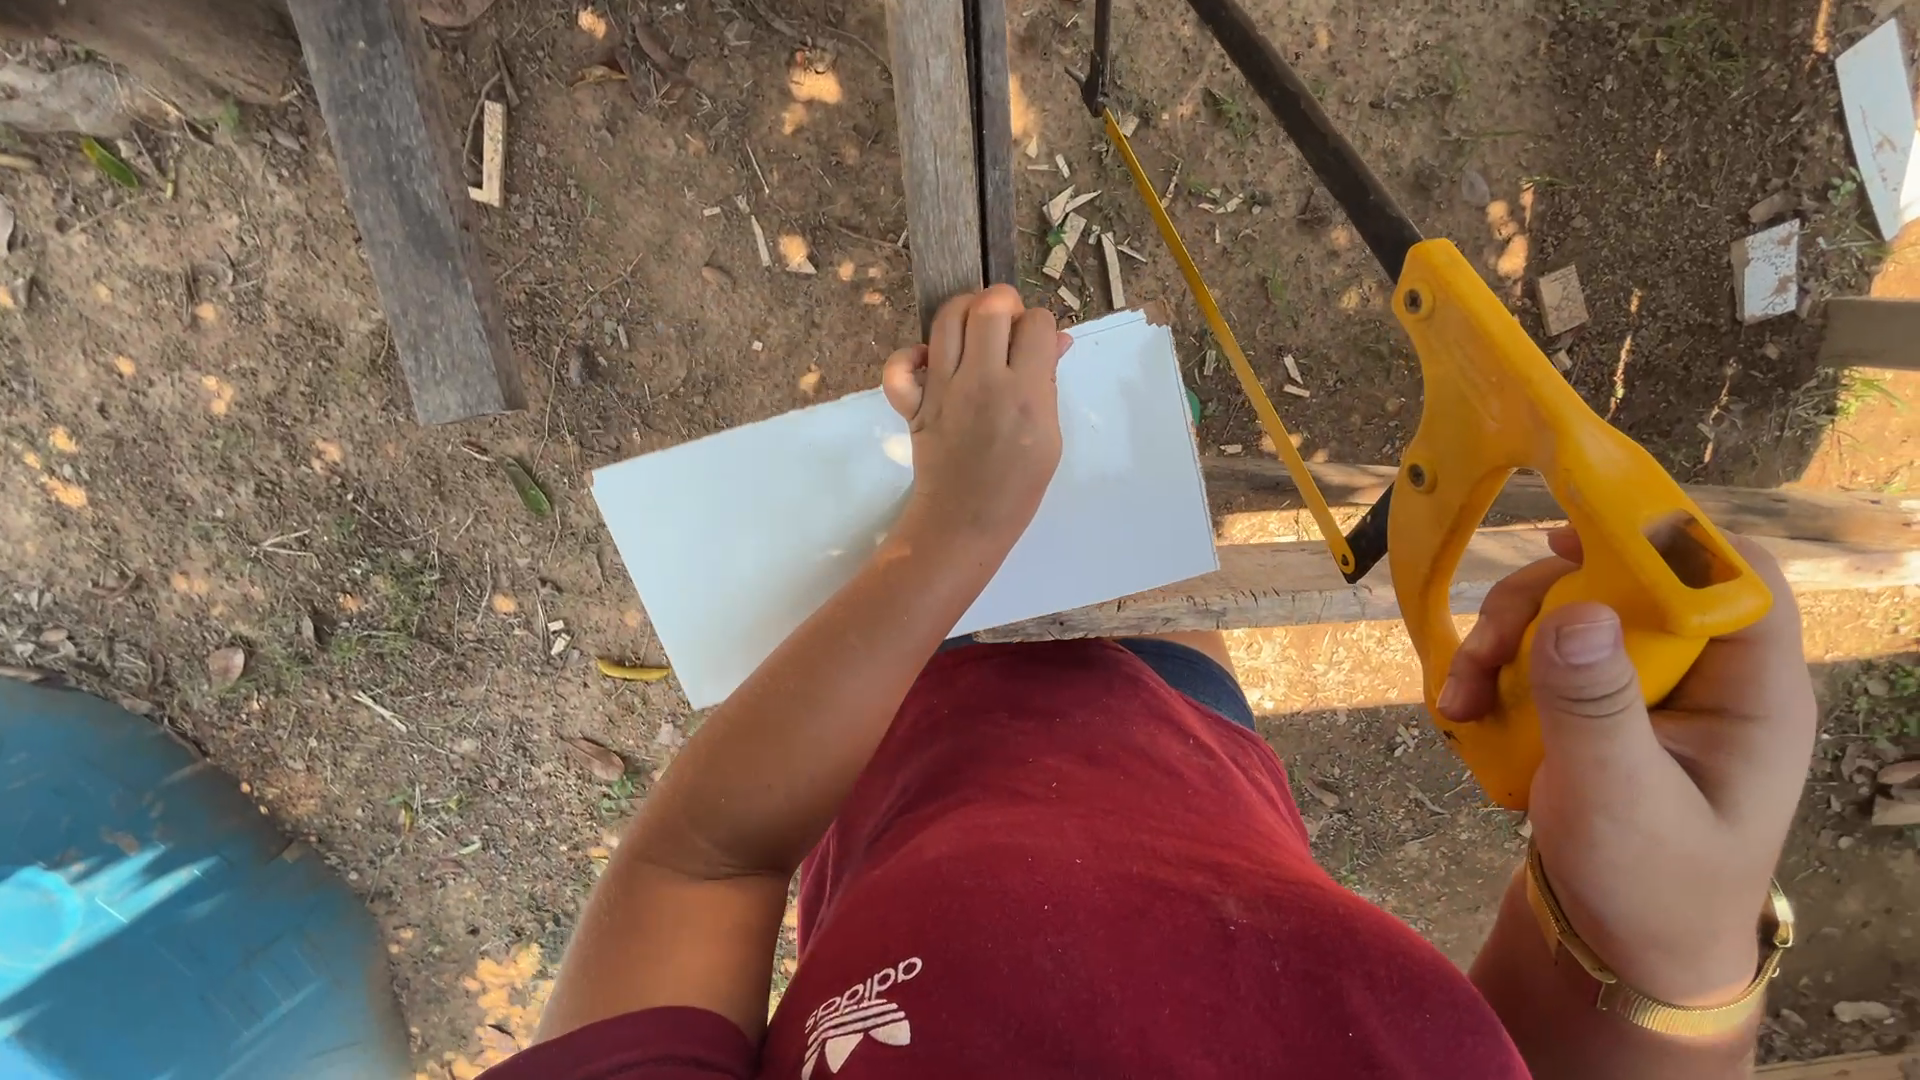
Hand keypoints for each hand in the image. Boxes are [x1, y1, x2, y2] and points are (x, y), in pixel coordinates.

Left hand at [881, 285, 1071, 550]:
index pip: (1037, 323)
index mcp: (1027, 393)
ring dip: (964, 311)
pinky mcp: (913, 403)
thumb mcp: (1050, 438)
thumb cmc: (1017, 487)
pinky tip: (932, 362)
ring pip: (947, 318)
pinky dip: (911, 355)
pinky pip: (900, 364)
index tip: (1037, 346)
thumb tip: (1056, 340)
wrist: (965, 522)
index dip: (1040, 327)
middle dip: (1004, 304)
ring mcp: (943, 390)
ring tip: (975, 331)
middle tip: (1007, 328)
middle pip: (990, 306)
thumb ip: (1049, 384)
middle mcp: (983, 381)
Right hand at [1439, 529, 1814, 1006]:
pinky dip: (1485, 669)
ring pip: (1559, 614)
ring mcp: (1635, 685)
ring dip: (1495, 643)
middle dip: (1536, 608)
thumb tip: (1576, 609)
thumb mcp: (1617, 796)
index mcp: (1747, 691)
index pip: (1732, 577)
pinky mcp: (1586, 700)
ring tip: (1457, 697)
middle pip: (1616, 584)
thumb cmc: (1646, 878)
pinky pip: (1529, 652)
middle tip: (1483, 653)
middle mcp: (1694, 672)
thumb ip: (1595, 706)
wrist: (1617, 932)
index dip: (1662, 540)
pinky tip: (1460, 707)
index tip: (1570, 538)